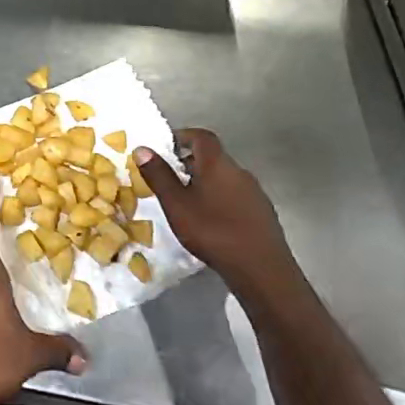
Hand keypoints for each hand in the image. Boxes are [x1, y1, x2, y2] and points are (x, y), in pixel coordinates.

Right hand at [132, 129, 299, 297]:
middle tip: (169, 176)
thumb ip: (158, 175)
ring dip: (204, 180)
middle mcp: (240, 172)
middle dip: (190, 161)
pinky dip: (219, 197)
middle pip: (213, 157)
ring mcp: (255, 193)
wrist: (260, 268)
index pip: (202, 137)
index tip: (166, 146)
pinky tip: (210, 219)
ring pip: (225, 177)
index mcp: (218, 165)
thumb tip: (142, 148)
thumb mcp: (175, 203)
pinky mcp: (262, 212)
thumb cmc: (212, 230)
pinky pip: (235, 194)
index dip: (183, 136)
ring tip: (186, 200)